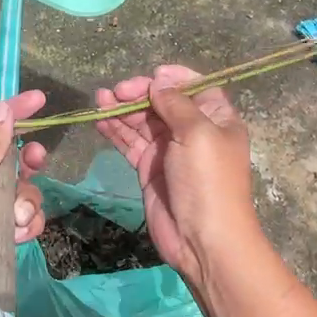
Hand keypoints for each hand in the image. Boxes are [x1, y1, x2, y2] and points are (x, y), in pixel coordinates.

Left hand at [0, 90, 48, 316]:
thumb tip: (2, 107)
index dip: (11, 112)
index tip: (40, 98)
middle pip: (10, 158)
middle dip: (26, 159)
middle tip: (38, 158)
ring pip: (24, 189)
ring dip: (26, 201)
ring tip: (16, 218)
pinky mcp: (1, 236)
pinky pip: (27, 218)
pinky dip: (27, 224)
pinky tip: (19, 235)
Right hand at [94, 66, 258, 284]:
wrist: (203, 239)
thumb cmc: (208, 181)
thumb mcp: (198, 134)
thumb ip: (176, 104)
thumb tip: (158, 84)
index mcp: (217, 119)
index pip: (196, 87)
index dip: (174, 79)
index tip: (153, 76)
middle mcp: (193, 131)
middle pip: (164, 102)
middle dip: (140, 93)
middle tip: (118, 92)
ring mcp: (169, 151)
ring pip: (143, 121)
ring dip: (122, 109)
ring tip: (100, 98)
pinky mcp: (149, 169)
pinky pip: (130, 142)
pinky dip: (115, 130)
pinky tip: (99, 119)